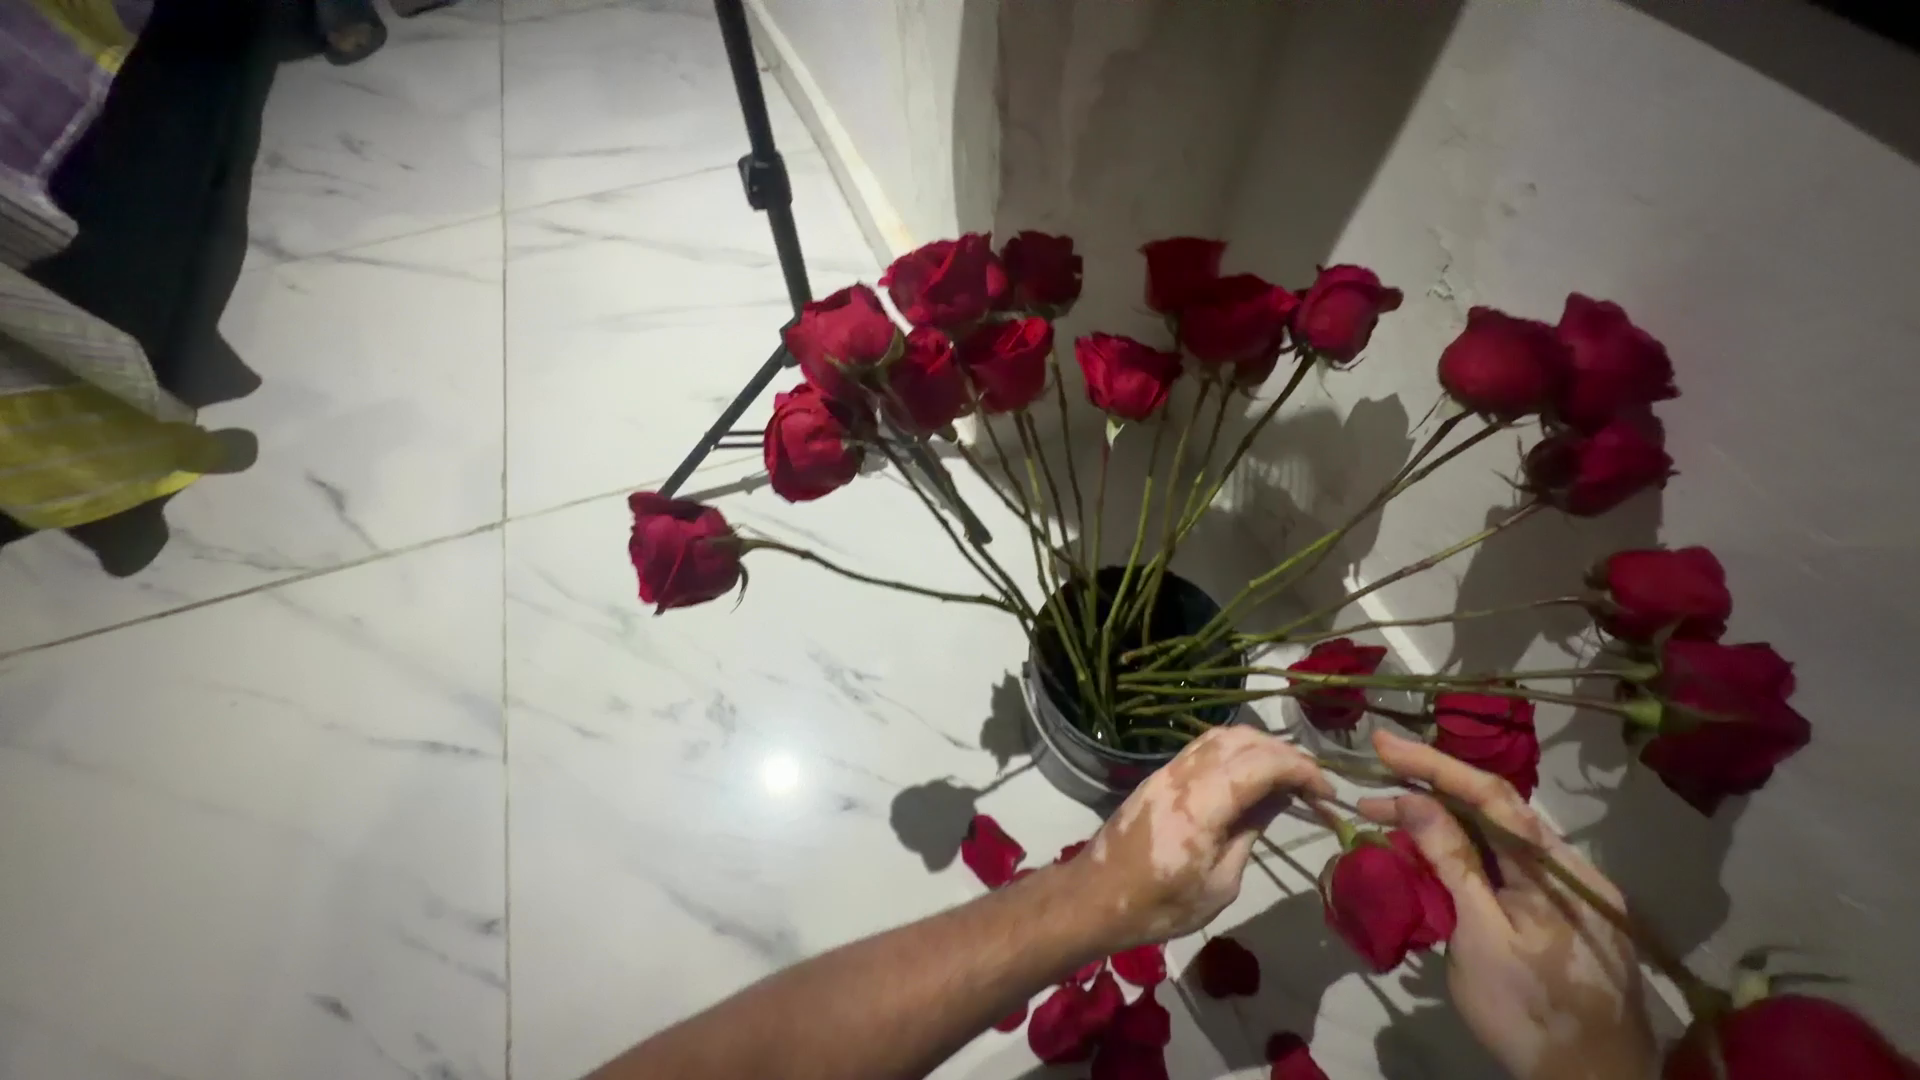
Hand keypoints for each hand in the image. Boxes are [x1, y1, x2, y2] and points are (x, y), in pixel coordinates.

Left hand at [1066, 726, 1332, 950]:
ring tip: (1288, 776)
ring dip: (1260, 746)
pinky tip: (1252, 774)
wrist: (1096, 896)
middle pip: (1242, 740)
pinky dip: (1235, 750)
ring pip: (1220, 736)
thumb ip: (1248, 833)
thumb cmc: (1160, 905)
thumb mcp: (1219, 884)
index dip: (1301, 770)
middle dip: (1285, 753)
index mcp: (1201, 805)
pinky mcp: (1158, 776)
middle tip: (1314, 784)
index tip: (1328, 793)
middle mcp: (1183, 776)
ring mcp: (1167, 771)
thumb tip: (1277, 798)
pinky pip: (1203, 748)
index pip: (1260, 764)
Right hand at [1357, 732, 1657, 1079]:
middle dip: (1429, 792)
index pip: (1490, 796)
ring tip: (1386, 821)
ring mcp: (1570, 893)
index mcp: (1557, 872)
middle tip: (1371, 788)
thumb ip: (1451, 862)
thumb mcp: (1479, 937)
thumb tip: (1414, 799)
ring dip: (1440, 824)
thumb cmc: (1530, 1014)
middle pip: (1494, 811)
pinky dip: (1462, 853)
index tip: (1381, 743)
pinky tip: (1430, 858)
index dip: (1433, 763)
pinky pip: (1505, 865)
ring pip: (1497, 838)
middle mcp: (1570, 870)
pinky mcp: (1561, 915)